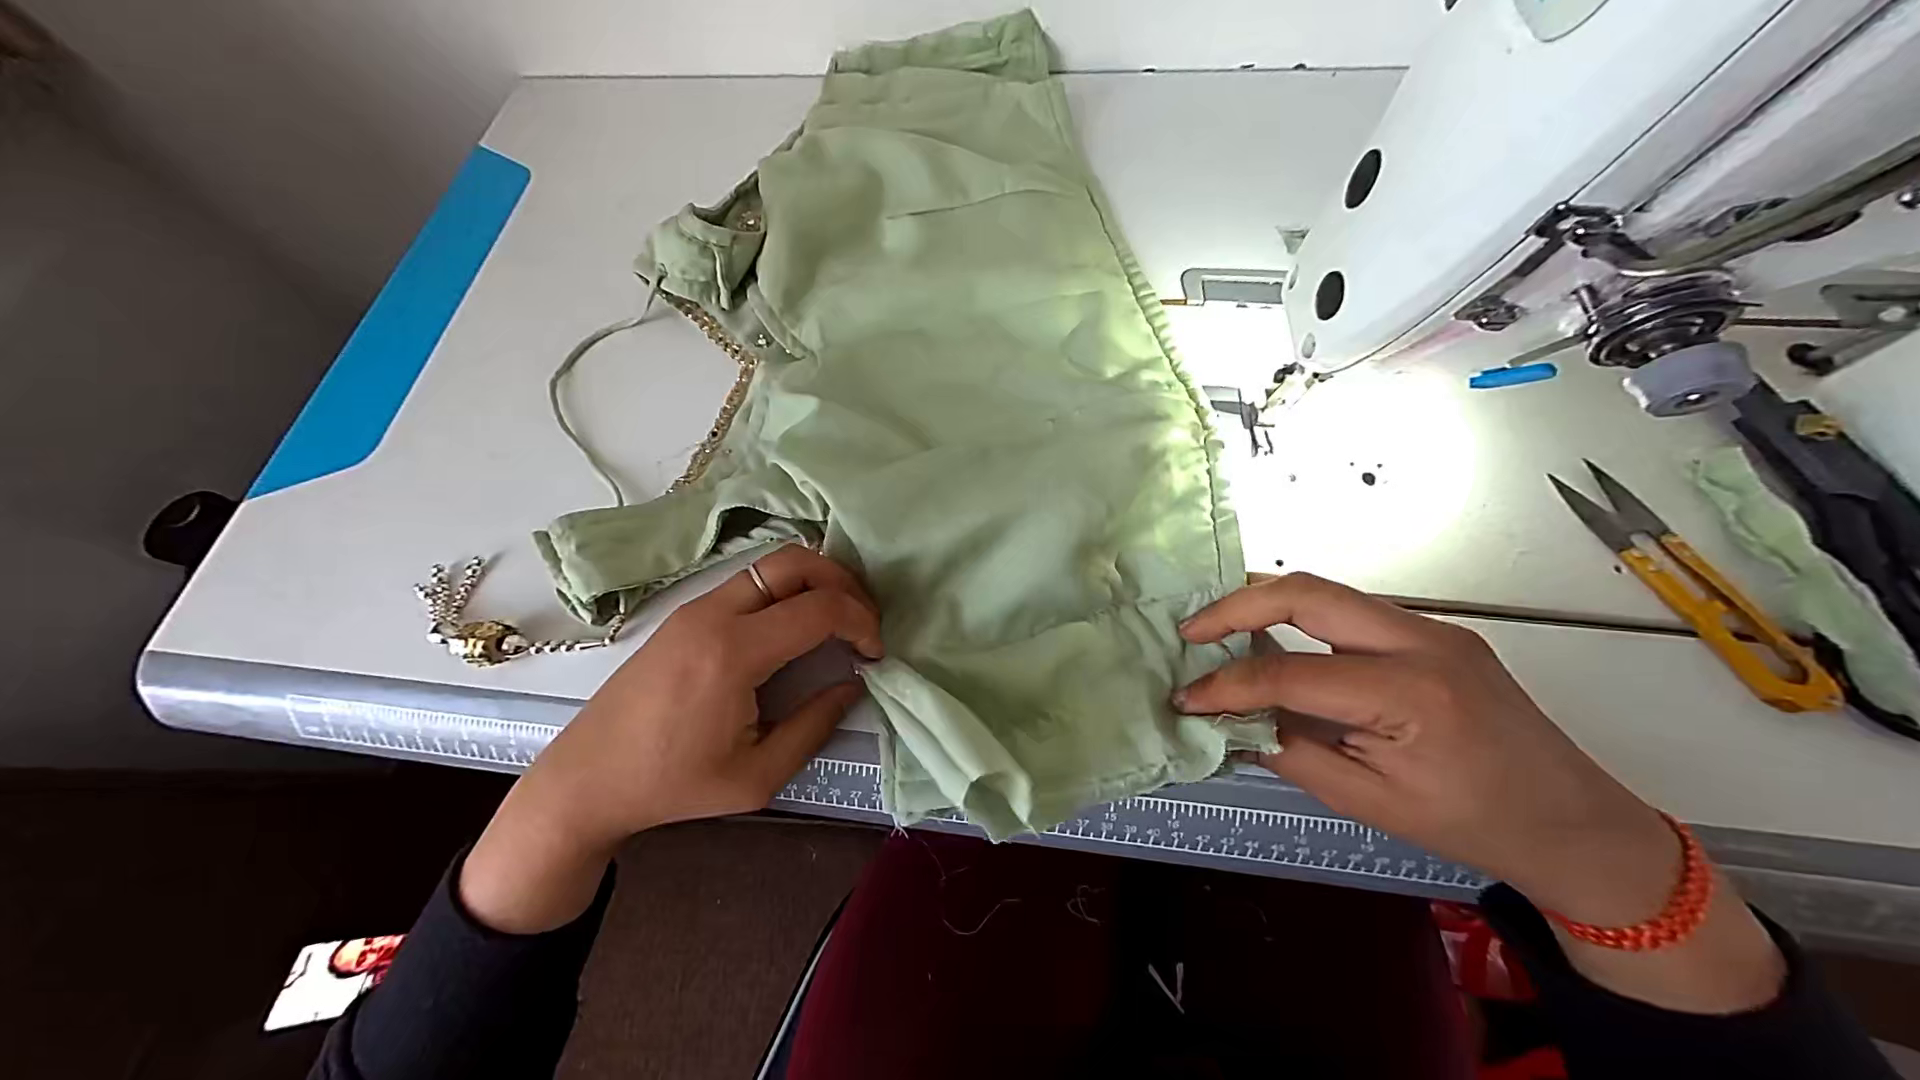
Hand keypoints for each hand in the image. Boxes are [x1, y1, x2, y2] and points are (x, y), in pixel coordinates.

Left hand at [461, 546, 883, 931]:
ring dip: (817, 580)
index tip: (875, 653)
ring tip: (840, 617)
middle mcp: (714, 613)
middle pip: (797, 561)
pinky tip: (799, 622)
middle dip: (845, 582)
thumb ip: (814, 726)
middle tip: (864, 619)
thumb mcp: (756, 776)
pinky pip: (750, 580)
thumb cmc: (672, 784)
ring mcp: (696, 607)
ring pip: (772, 563)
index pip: (819, 609)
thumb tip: (852, 684)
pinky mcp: (686, 612)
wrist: (585, 780)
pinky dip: (788, 587)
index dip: (861, 623)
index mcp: (732, 653)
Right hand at [1176, 573, 1782, 1012]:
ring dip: (1264, 603)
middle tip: (1190, 631)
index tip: (1186, 699)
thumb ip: (1289, 752)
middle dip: (1235, 605)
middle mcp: (1422, 640)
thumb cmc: (1473, 825)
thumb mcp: (1367, 802)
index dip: (1227, 685)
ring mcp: (1432, 627)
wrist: (1577, 824)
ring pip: (1326, 591)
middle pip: (1306, 592)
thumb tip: (1226, 723)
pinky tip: (1272, 638)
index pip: (1291, 672)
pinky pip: (1349, 610)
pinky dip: (1297, 616)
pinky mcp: (1432, 630)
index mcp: (1411, 693)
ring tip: (1217, 630)